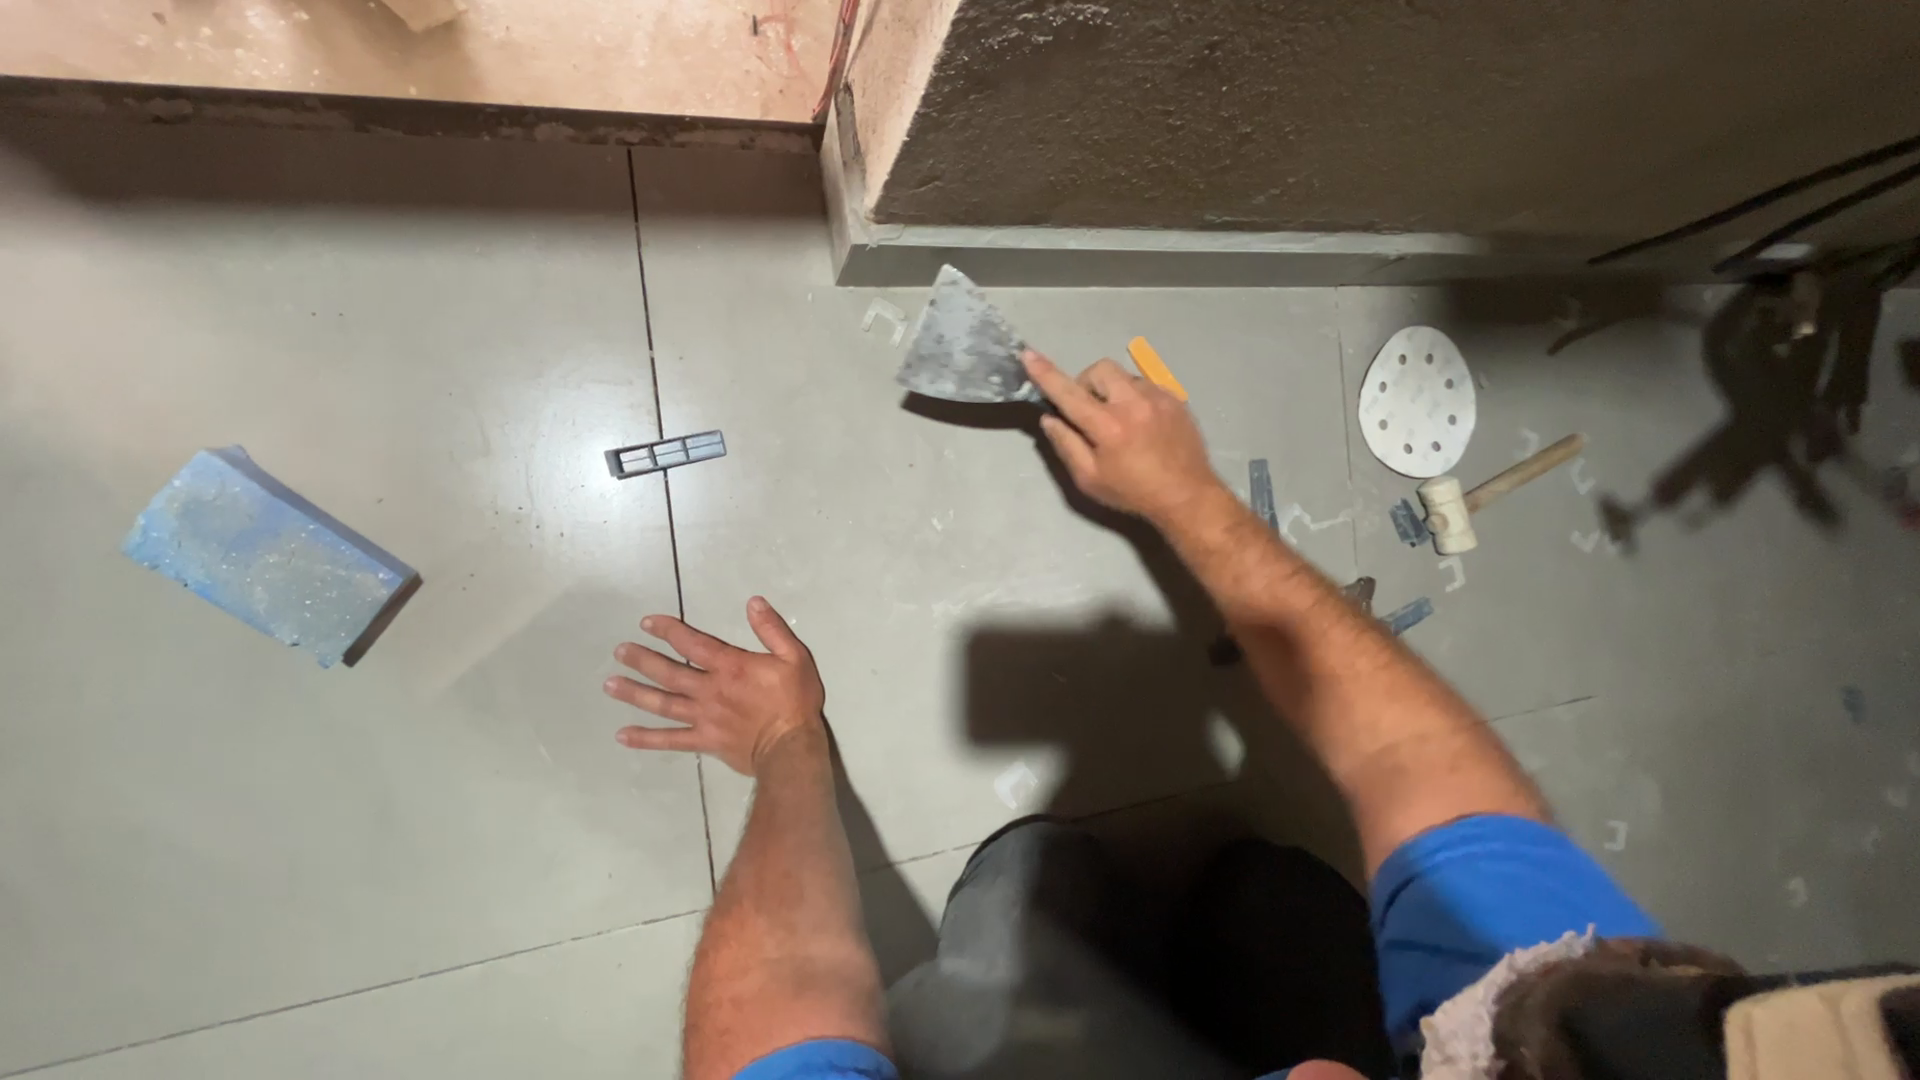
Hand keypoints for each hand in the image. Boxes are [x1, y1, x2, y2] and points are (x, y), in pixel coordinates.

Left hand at [603, 596, 825, 776]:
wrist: (792, 747)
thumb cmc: (794, 701)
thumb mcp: (794, 657)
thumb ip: (772, 629)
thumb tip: (753, 603)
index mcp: (730, 667)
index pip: (692, 643)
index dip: (668, 631)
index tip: (646, 623)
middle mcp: (709, 690)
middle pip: (669, 672)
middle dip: (642, 659)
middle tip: (619, 651)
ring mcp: (702, 718)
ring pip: (662, 703)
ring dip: (634, 693)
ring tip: (609, 684)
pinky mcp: (703, 741)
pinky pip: (670, 740)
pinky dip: (645, 738)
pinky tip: (622, 735)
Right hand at [1022, 349, 1222, 522]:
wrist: (1186, 495)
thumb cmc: (1132, 492)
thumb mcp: (1089, 479)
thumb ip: (1065, 444)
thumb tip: (1050, 418)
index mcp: (1108, 426)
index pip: (1069, 393)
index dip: (1045, 374)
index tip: (1028, 355)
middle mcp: (1133, 403)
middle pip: (1100, 370)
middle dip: (1087, 384)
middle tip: (1089, 411)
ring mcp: (1158, 397)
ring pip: (1124, 376)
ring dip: (1112, 391)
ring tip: (1119, 419)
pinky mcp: (1175, 398)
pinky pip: (1146, 384)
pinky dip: (1134, 396)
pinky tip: (1140, 421)